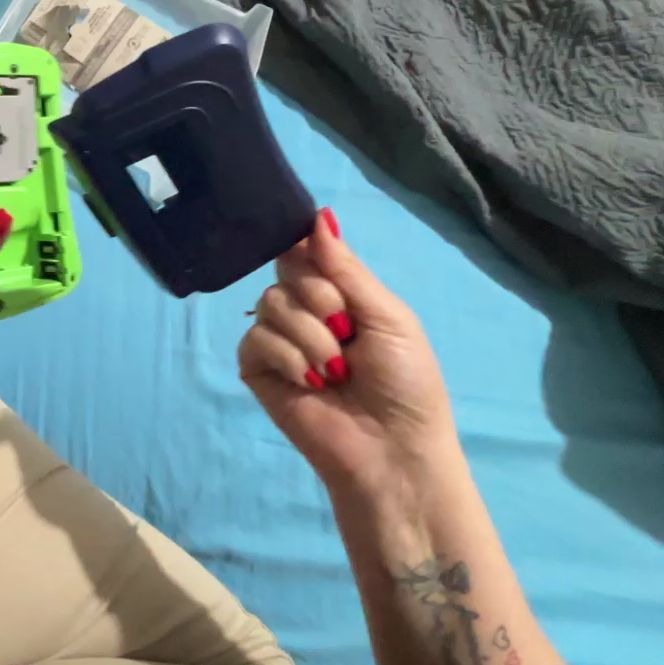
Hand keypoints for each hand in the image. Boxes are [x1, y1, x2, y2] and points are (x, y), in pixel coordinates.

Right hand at [238, 210, 458, 494]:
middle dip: (320, 299)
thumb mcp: (389, 317)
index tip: (311, 252)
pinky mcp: (256, 366)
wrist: (392, 449)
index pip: (304, 251)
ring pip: (271, 304)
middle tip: (347, 331)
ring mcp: (277, 338)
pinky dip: (289, 358)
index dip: (305, 248)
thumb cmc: (407, 385)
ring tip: (335, 372)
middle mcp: (302, 310)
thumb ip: (347, 269)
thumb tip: (318, 214)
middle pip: (285, 271)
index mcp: (337, 295)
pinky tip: (311, 383)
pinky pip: (257, 338)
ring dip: (311, 337)